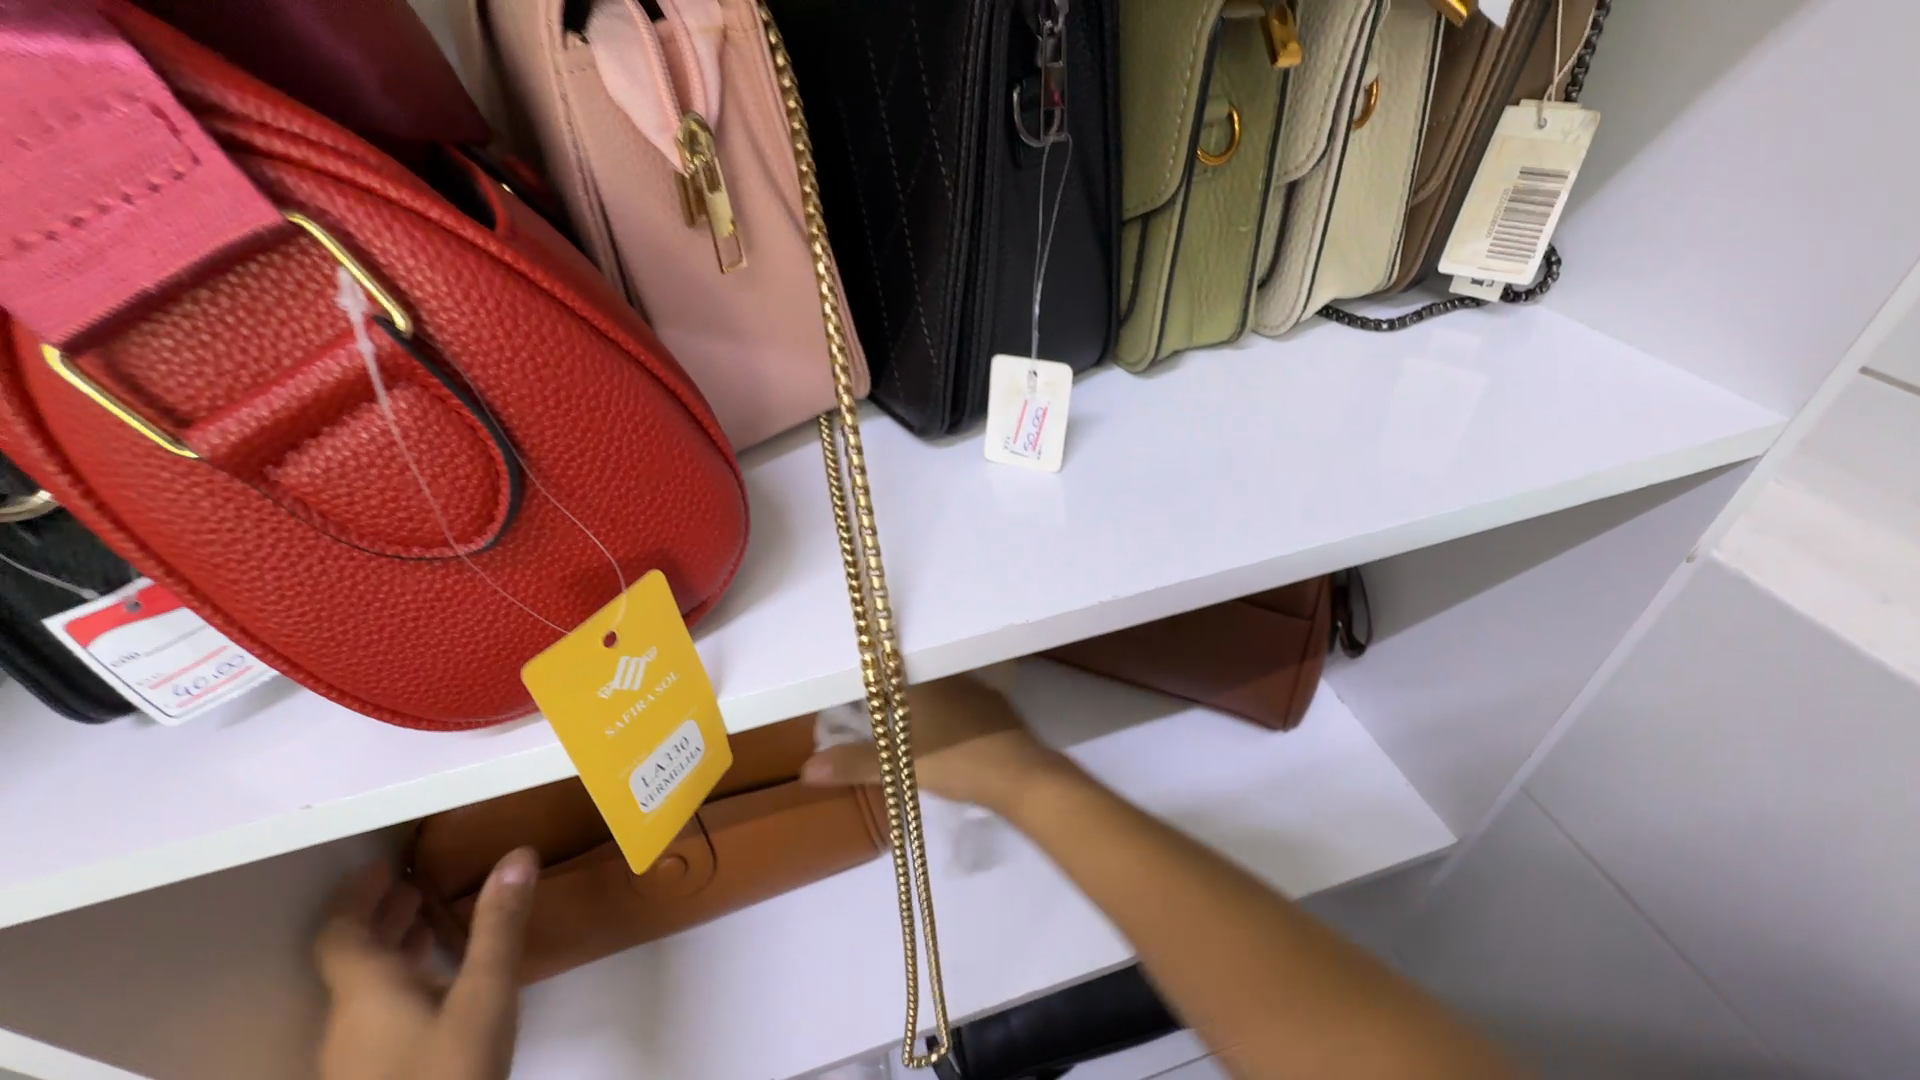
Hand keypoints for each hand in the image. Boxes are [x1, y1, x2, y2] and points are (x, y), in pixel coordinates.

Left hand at [315, 848, 538, 1079]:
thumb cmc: (449, 1074)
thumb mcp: (486, 996)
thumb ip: (499, 926)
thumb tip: (516, 857)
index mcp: (365, 993)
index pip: (341, 932)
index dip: (358, 894)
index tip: (386, 864)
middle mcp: (347, 1022)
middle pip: (350, 960)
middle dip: (381, 917)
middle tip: (417, 885)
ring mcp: (354, 1059)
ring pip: (364, 990)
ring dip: (392, 951)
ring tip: (433, 925)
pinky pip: (376, 1015)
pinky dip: (401, 984)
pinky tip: (439, 991)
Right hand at [801, 672, 1068, 812]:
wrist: (1020, 775)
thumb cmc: (956, 763)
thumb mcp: (899, 767)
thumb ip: (853, 764)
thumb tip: (806, 769)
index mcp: (918, 680)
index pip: (883, 666)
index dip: (866, 674)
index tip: (849, 686)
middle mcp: (944, 673)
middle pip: (907, 673)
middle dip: (889, 687)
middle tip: (869, 705)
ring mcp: (973, 684)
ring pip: (935, 682)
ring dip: (918, 696)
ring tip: (900, 714)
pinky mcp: (994, 700)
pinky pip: (959, 694)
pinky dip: (945, 706)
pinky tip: (942, 724)